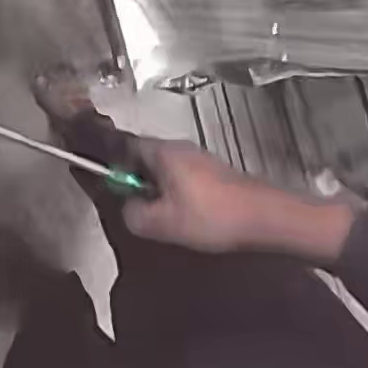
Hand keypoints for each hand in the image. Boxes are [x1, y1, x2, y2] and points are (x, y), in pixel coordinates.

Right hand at [121, 139, 355, 261]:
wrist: (264, 216)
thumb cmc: (210, 215)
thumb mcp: (164, 223)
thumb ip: (134, 214)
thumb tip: (127, 207)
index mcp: (161, 151)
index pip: (123, 144)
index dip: (108, 161)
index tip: (103, 181)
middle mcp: (176, 146)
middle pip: (142, 155)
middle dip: (132, 177)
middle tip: (130, 204)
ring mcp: (195, 156)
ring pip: (161, 166)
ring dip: (153, 186)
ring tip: (155, 214)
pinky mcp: (210, 170)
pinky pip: (178, 174)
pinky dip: (171, 189)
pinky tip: (179, 213)